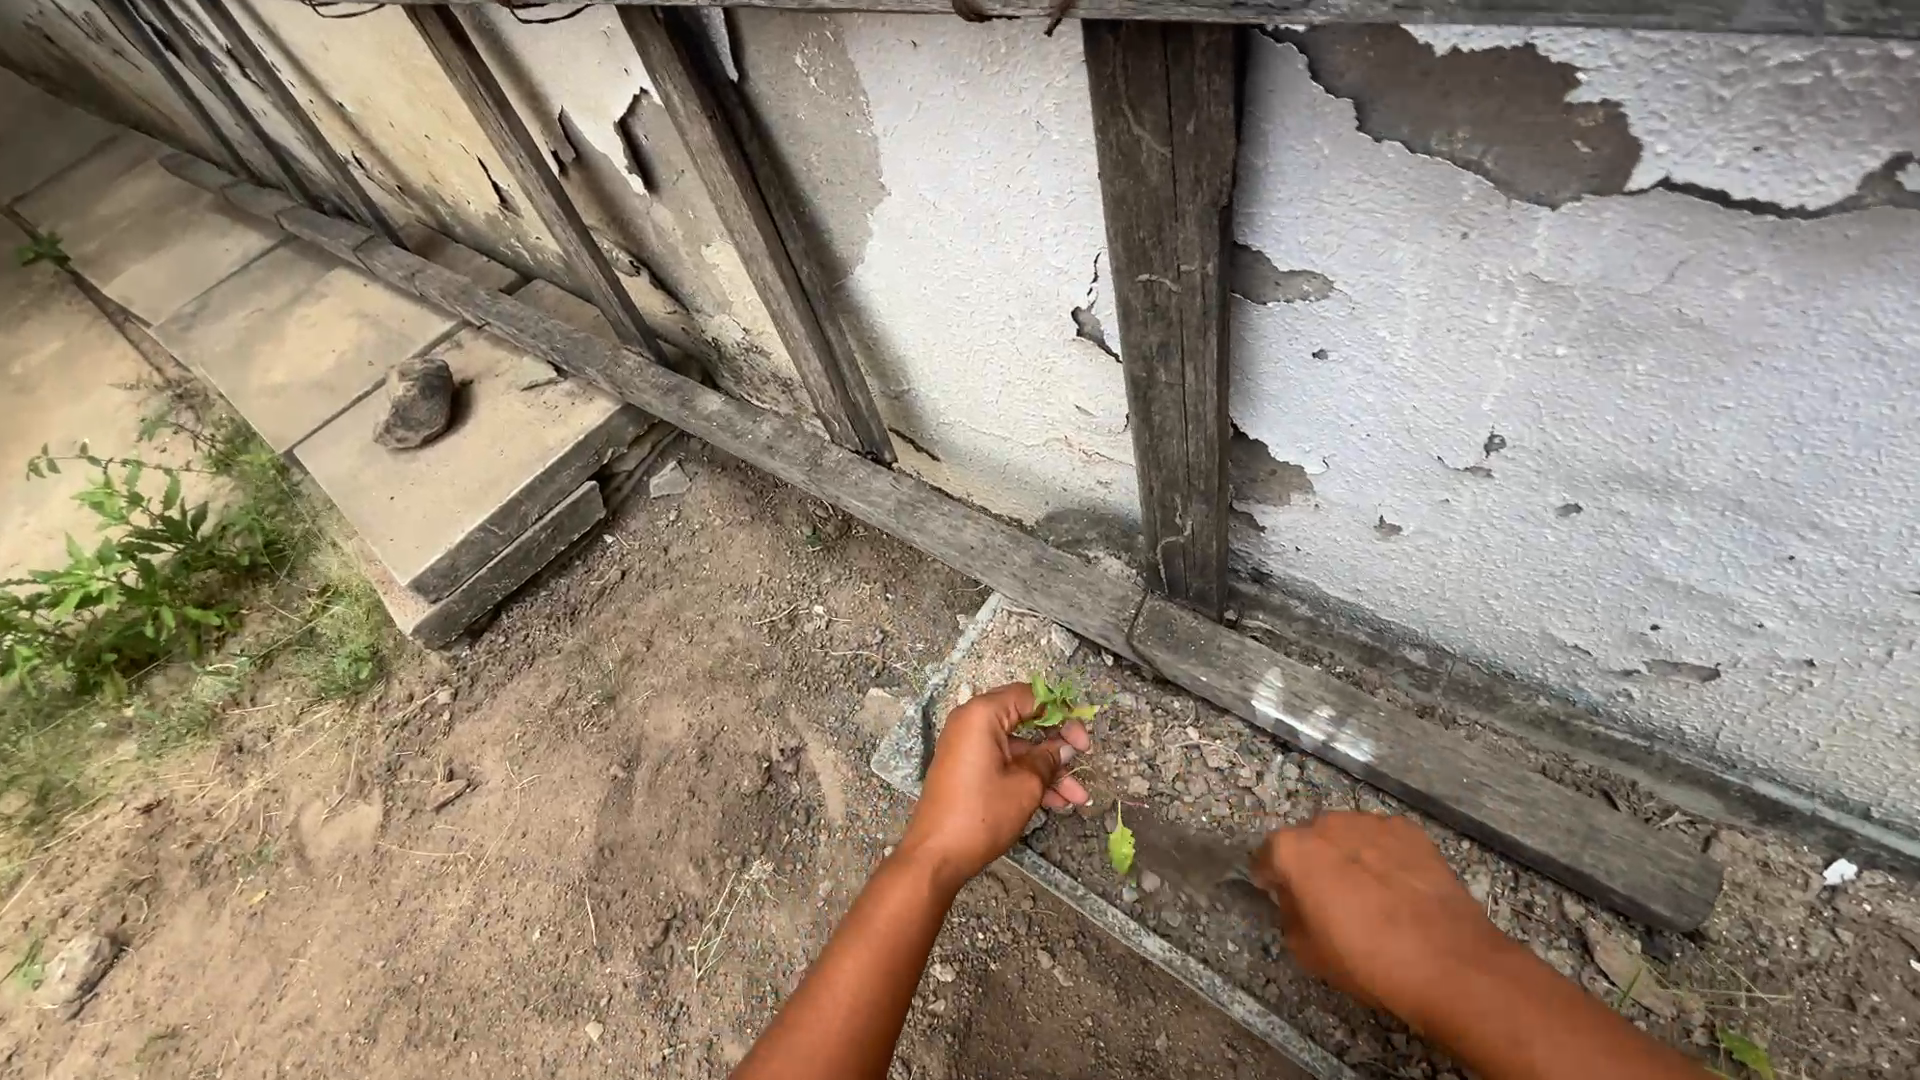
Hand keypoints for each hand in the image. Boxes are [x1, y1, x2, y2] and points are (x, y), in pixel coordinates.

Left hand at [897, 683, 1092, 891]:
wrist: (935, 856)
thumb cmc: (980, 815)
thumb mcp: (1025, 785)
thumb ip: (1048, 759)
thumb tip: (1063, 747)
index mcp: (982, 714)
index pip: (1030, 695)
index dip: (1062, 713)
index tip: (1082, 739)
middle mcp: (972, 722)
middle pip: (1025, 718)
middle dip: (1057, 741)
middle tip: (1082, 758)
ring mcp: (968, 746)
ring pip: (1018, 747)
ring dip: (1048, 768)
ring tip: (1077, 796)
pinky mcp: (968, 768)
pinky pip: (1004, 762)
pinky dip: (1028, 777)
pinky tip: (1057, 802)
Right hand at [1250, 812, 1511, 1025]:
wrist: (1450, 964)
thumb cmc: (1367, 960)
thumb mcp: (1306, 951)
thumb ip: (1288, 914)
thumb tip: (1294, 900)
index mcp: (1292, 849)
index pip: (1266, 856)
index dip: (1271, 879)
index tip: (1282, 898)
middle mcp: (1326, 824)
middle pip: (1308, 840)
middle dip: (1312, 863)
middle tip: (1329, 898)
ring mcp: (1370, 823)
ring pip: (1347, 836)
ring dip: (1348, 855)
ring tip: (1371, 892)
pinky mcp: (1409, 831)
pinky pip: (1383, 840)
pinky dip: (1384, 856)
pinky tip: (1399, 888)